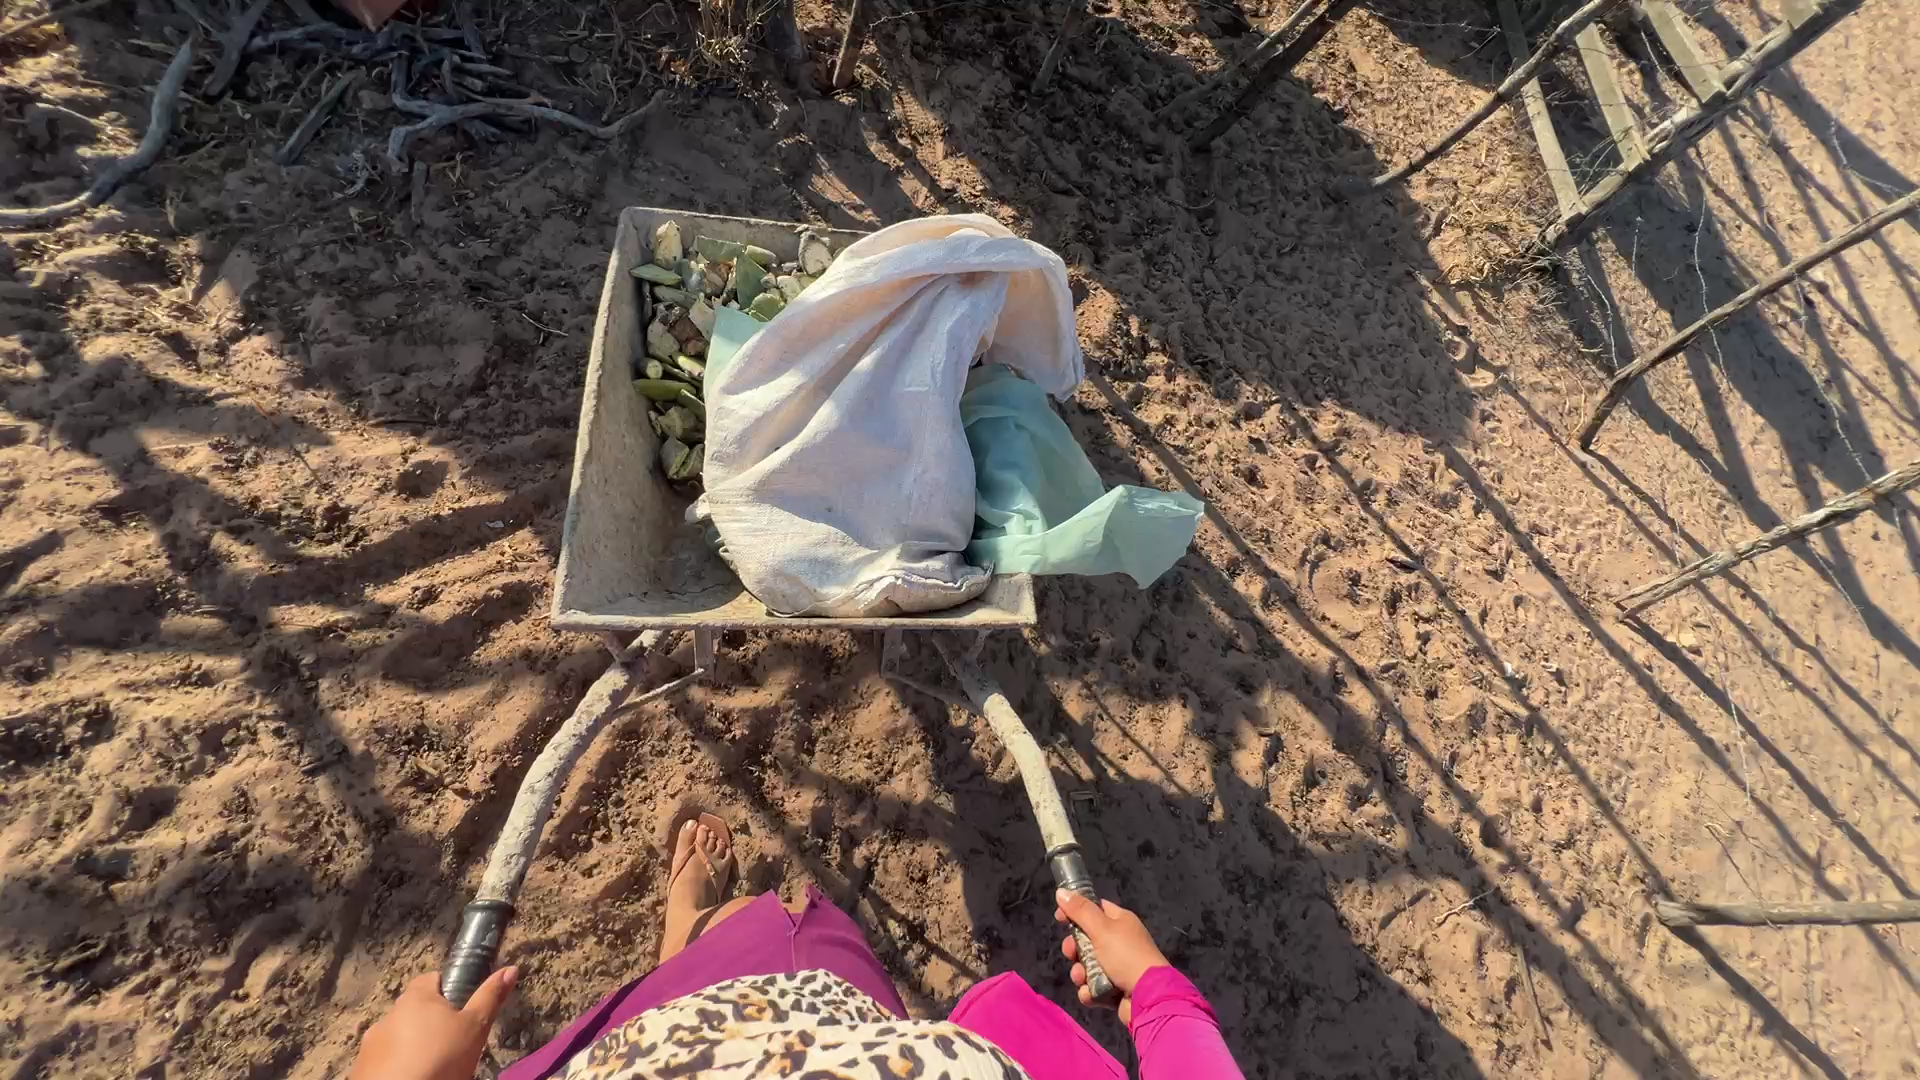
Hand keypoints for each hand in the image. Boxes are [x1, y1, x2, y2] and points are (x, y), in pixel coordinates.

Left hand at [349, 968, 517, 1079]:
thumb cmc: (440, 1060)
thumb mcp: (475, 1027)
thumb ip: (491, 996)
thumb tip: (511, 968)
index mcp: (414, 999)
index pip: (432, 978)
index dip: (450, 989)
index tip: (462, 1010)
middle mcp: (386, 1017)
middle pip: (414, 1010)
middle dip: (431, 1022)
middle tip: (452, 1042)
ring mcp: (366, 1049)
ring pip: (397, 1038)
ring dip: (411, 1046)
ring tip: (432, 1066)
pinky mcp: (357, 1074)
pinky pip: (382, 1062)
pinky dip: (396, 1067)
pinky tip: (413, 1078)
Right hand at [1055, 889, 1169, 1023]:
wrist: (1149, 997)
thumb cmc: (1125, 955)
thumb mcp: (1101, 928)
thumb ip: (1080, 910)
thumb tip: (1061, 892)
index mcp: (1120, 921)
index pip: (1094, 909)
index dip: (1076, 911)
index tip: (1059, 918)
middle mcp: (1119, 942)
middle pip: (1087, 939)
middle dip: (1074, 948)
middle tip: (1071, 953)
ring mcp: (1118, 967)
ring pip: (1087, 965)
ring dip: (1080, 972)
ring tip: (1082, 978)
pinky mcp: (1115, 990)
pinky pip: (1094, 986)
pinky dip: (1089, 990)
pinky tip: (1090, 994)